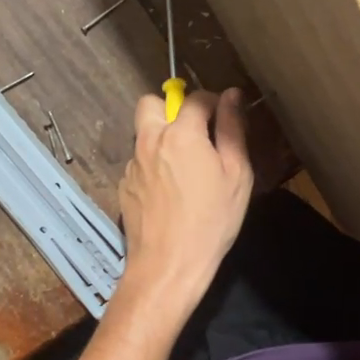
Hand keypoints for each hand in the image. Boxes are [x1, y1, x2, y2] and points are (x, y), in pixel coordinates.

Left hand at [117, 88, 252, 315]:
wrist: (168, 264)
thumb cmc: (211, 220)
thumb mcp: (236, 174)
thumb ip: (232, 129)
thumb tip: (231, 95)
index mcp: (180, 134)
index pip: (194, 98)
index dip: (212, 101)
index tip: (222, 116)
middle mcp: (149, 141)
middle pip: (149, 103)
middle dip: (169, 108)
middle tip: (192, 133)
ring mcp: (132, 165)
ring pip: (142, 135)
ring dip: (160, 139)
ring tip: (182, 170)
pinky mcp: (123, 186)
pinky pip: (138, 163)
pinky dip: (152, 167)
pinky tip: (168, 195)